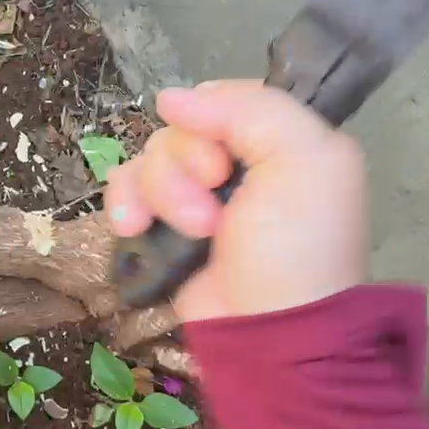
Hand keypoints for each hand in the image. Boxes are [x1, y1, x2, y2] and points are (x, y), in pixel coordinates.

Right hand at [107, 80, 366, 321]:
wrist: (267, 330)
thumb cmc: (296, 247)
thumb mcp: (304, 160)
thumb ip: (250, 110)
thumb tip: (168, 97)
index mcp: (278, 139)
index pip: (222, 98)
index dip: (210, 121)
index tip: (223, 163)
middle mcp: (234, 161)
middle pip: (178, 130)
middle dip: (184, 170)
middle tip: (211, 211)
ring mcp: (193, 195)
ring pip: (148, 159)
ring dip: (161, 195)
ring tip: (189, 232)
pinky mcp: (160, 225)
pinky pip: (124, 189)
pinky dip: (124, 205)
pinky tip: (133, 228)